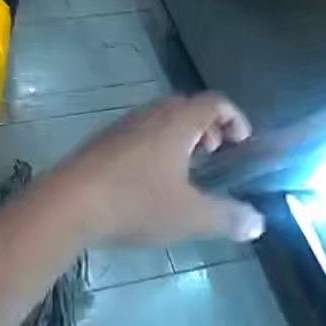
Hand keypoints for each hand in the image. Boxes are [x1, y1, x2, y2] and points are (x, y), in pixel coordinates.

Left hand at [46, 93, 265, 244]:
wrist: (68, 204)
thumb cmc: (135, 202)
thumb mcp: (189, 215)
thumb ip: (227, 217)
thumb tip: (257, 223)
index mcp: (176, 122)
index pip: (214, 102)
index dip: (235, 118)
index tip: (242, 144)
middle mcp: (148, 114)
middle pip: (185, 107)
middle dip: (207, 128)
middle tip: (215, 157)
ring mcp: (120, 126)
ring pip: (159, 120)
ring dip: (179, 138)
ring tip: (184, 172)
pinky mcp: (100, 142)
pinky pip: (137, 133)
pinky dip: (154, 146)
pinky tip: (149, 181)